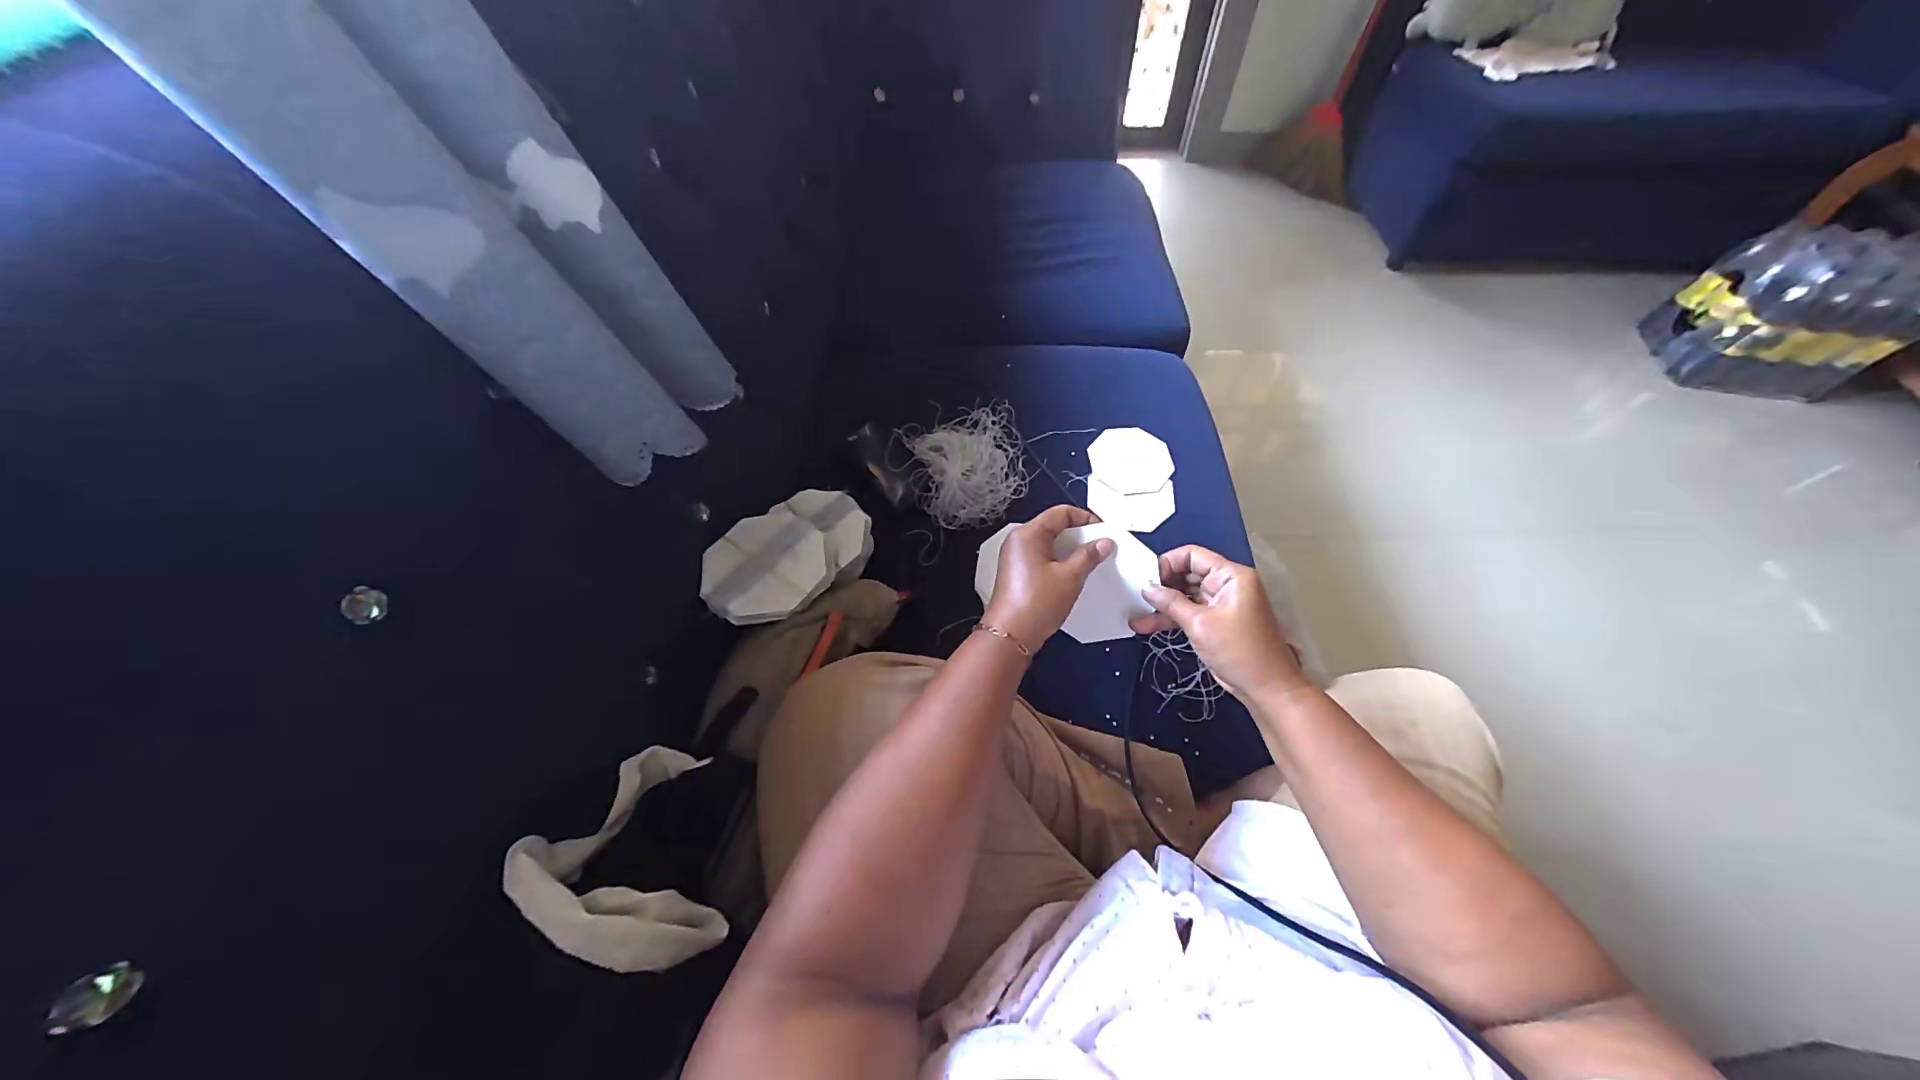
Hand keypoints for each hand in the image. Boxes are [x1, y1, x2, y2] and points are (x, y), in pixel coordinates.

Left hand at [981, 505, 1115, 653]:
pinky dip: (1058, 561)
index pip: (1060, 512)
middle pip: (1053, 526)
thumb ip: (1088, 555)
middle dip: (1078, 535)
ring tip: (1089, 562)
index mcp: (1028, 534)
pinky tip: (1072, 574)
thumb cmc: (1037, 603)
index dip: (1085, 518)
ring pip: (1048, 543)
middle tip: (1099, 548)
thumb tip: (1104, 542)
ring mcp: (1015, 557)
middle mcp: (1018, 541)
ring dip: (1069, 550)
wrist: (1010, 635)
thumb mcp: (1070, 577)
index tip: (1103, 531)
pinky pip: (1041, 557)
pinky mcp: (1016, 572)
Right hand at [1129, 545, 1306, 700]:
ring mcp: (1220, 604)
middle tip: (1137, 595)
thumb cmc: (1239, 651)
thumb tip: (1147, 587)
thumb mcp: (1200, 624)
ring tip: (1136, 613)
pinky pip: (1188, 612)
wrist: (1266, 688)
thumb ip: (1171, 602)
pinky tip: (1147, 624)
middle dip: (1162, 585)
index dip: (1167, 563)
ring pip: (1184, 595)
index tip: (1146, 578)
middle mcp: (1226, 585)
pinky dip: (1170, 618)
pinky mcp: (1214, 622)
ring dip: (1162, 605)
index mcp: (1230, 576)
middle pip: (1186, 573)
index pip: (1193, 555)